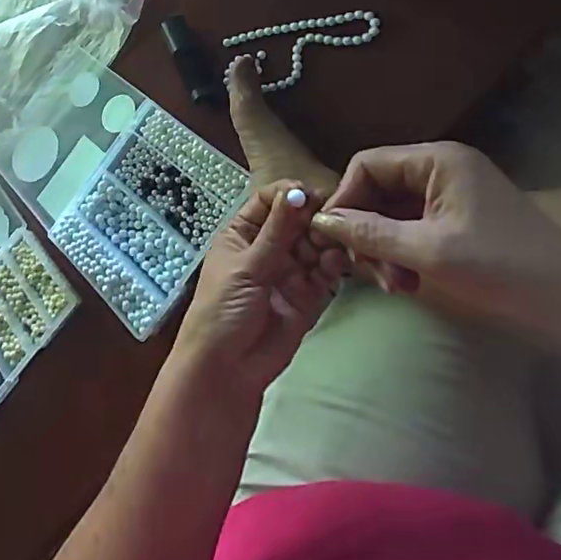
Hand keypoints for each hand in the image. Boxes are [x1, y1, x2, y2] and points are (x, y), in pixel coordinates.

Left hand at [171, 181, 348, 394]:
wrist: (226, 367)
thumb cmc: (223, 309)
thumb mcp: (248, 266)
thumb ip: (276, 231)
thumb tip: (297, 192)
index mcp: (242, 233)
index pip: (268, 201)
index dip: (289, 195)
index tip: (313, 194)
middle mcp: (267, 248)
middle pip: (297, 221)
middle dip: (315, 219)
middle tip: (333, 221)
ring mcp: (289, 271)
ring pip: (315, 245)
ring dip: (327, 241)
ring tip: (337, 242)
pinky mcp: (308, 295)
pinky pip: (325, 273)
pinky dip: (333, 266)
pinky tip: (338, 262)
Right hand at [309, 142, 560, 318]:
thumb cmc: (504, 270)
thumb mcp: (427, 252)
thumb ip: (369, 233)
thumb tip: (320, 222)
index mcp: (437, 161)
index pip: (367, 165)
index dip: (345, 198)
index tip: (334, 237)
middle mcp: (441, 168)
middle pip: (377, 189)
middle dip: (365, 230)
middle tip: (368, 270)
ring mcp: (451, 194)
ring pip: (390, 212)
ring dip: (382, 247)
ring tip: (394, 284)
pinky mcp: (457, 219)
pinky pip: (410, 227)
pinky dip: (401, 253)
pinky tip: (406, 282)